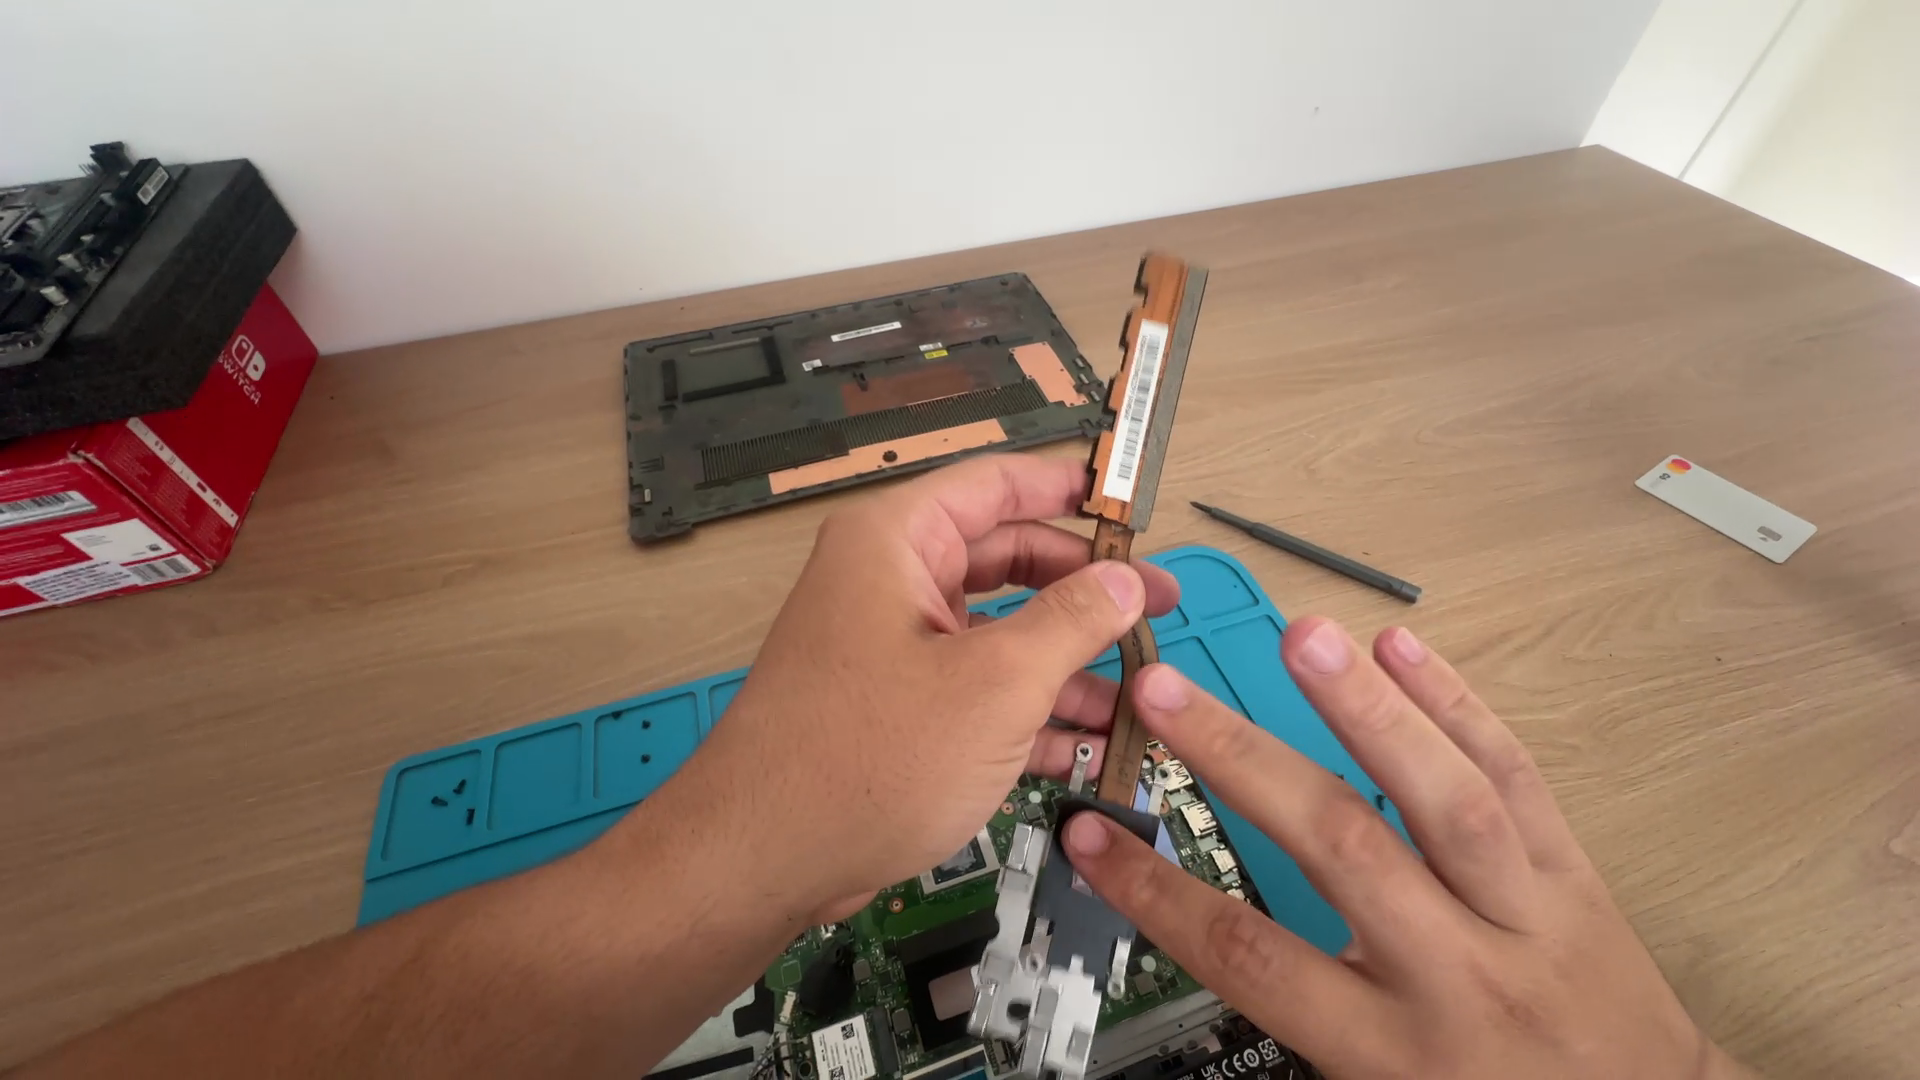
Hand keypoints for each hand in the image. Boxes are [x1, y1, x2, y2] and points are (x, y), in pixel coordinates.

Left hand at [667, 454, 1177, 920]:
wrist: (764, 861)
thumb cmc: (875, 755)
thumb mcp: (994, 684)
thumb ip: (1070, 621)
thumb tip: (1127, 579)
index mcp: (898, 541)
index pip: (996, 484)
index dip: (1069, 489)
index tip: (1132, 507)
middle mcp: (893, 579)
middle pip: (1007, 559)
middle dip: (1084, 590)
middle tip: (1157, 612)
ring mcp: (895, 643)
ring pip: (998, 629)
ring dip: (1066, 661)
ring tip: (1136, 693)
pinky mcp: (899, 702)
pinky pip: (976, 683)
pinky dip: (1029, 706)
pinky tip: (1086, 742)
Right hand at [1062, 618, 1750, 1079]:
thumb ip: (1296, 1022)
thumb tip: (1186, 932)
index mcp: (1399, 1052)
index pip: (1252, 958)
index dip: (1158, 893)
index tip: (1085, 830)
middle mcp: (1465, 974)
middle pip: (1342, 847)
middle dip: (1240, 759)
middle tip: (1161, 687)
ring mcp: (1532, 913)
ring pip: (1447, 798)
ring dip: (1367, 706)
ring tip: (1302, 632)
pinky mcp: (1578, 870)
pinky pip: (1517, 777)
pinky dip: (1458, 704)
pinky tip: (1401, 643)